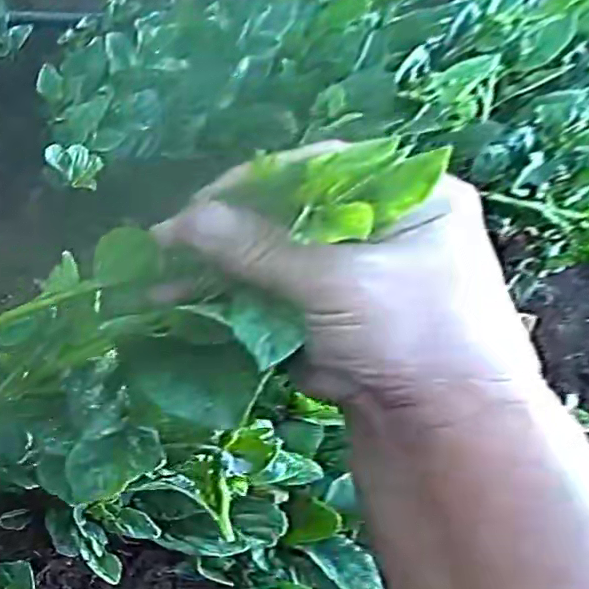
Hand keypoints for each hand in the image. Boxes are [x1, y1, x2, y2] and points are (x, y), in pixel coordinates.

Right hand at [155, 144, 544, 417]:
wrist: (435, 419)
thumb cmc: (412, 332)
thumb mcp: (336, 281)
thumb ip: (258, 248)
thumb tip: (183, 220)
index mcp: (400, 197)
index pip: (315, 170)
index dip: (251, 182)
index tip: (198, 204)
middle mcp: (364, 229)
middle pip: (277, 215)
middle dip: (217, 230)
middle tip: (163, 242)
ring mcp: (330, 274)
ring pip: (256, 259)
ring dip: (205, 267)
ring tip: (153, 275)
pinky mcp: (304, 313)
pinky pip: (252, 295)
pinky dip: (213, 298)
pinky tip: (171, 299)